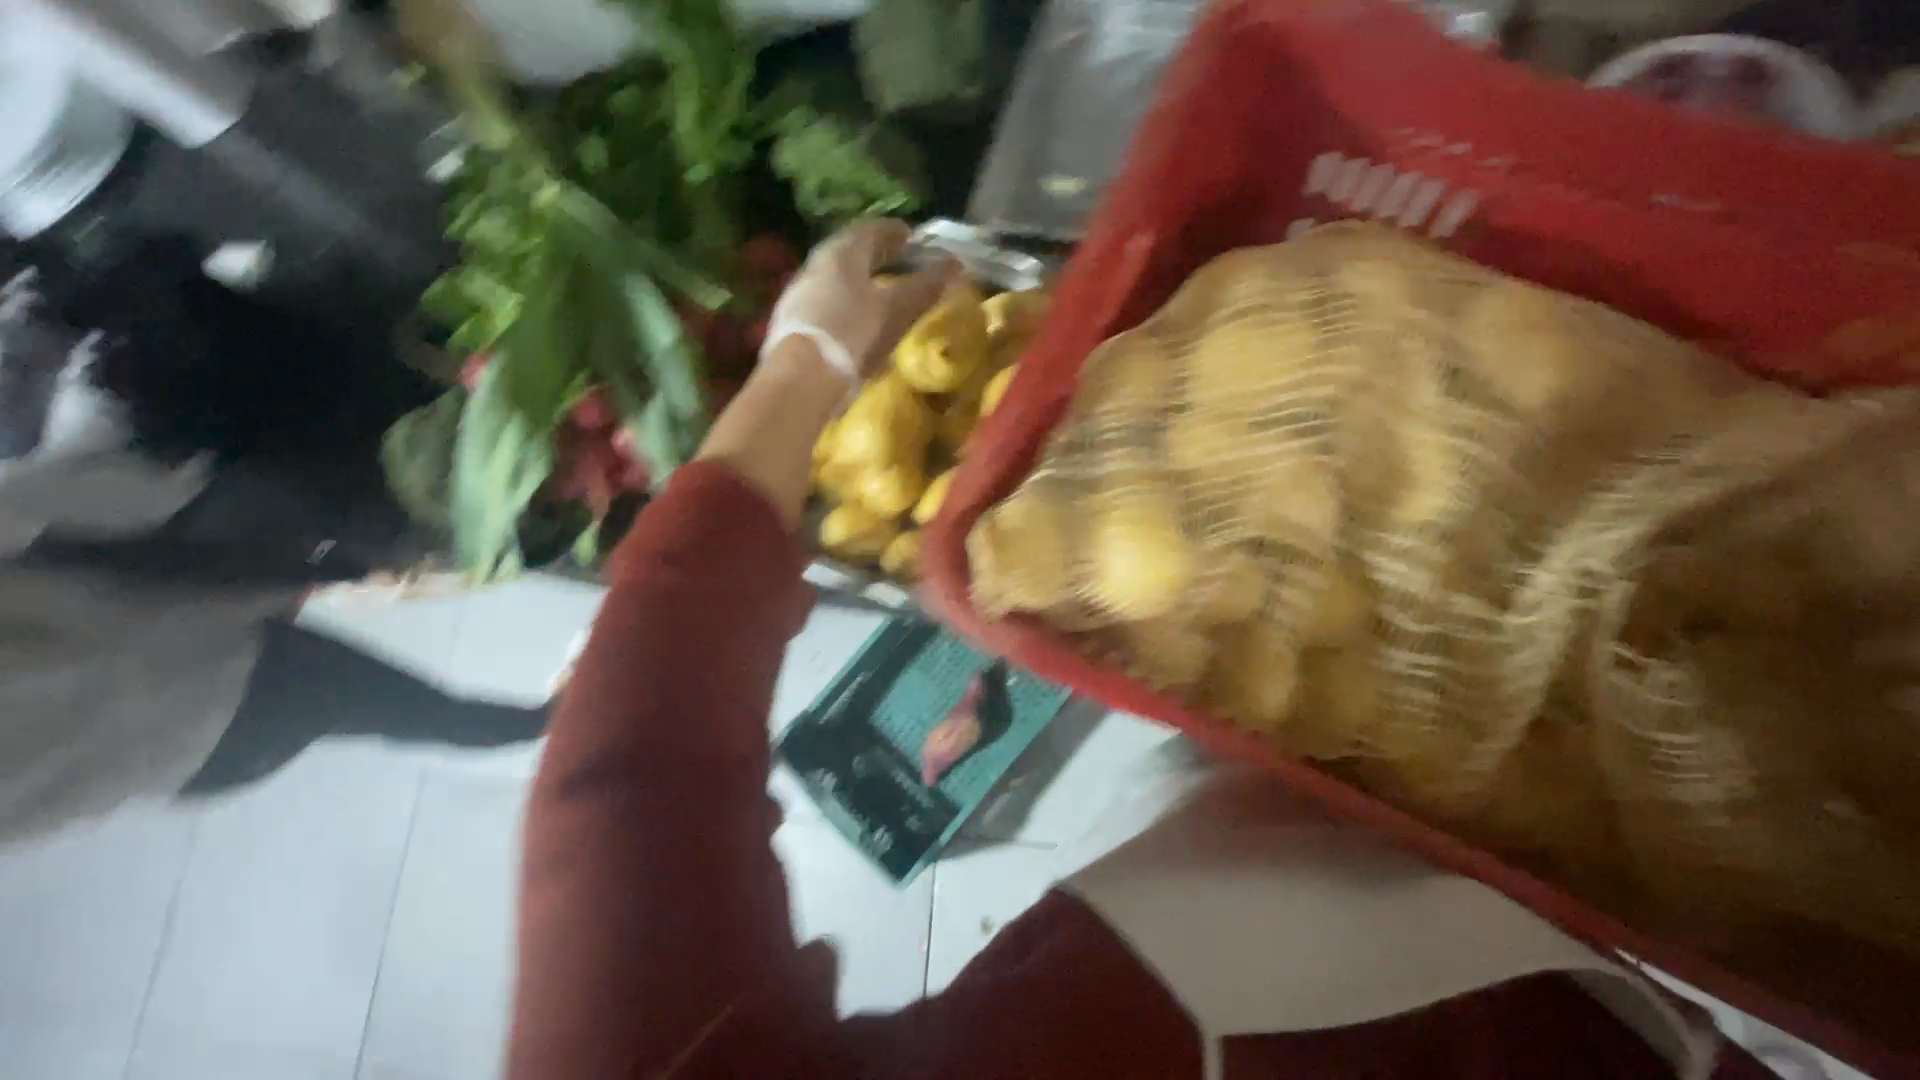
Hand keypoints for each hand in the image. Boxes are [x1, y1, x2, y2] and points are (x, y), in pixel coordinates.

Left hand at [761, 220, 959, 384]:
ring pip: (836, 277)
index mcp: (843, 251)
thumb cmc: (854, 333)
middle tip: (899, 264)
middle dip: (876, 256)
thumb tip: (957, 265)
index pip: (872, 229)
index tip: (912, 240)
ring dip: (859, 280)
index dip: (895, 233)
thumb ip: (926, 286)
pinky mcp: (791, 321)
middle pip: (851, 252)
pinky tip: (854, 320)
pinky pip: (825, 301)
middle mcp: (817, 263)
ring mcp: (800, 292)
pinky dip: (844, 302)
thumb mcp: (897, 309)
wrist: (801, 378)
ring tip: (880, 294)